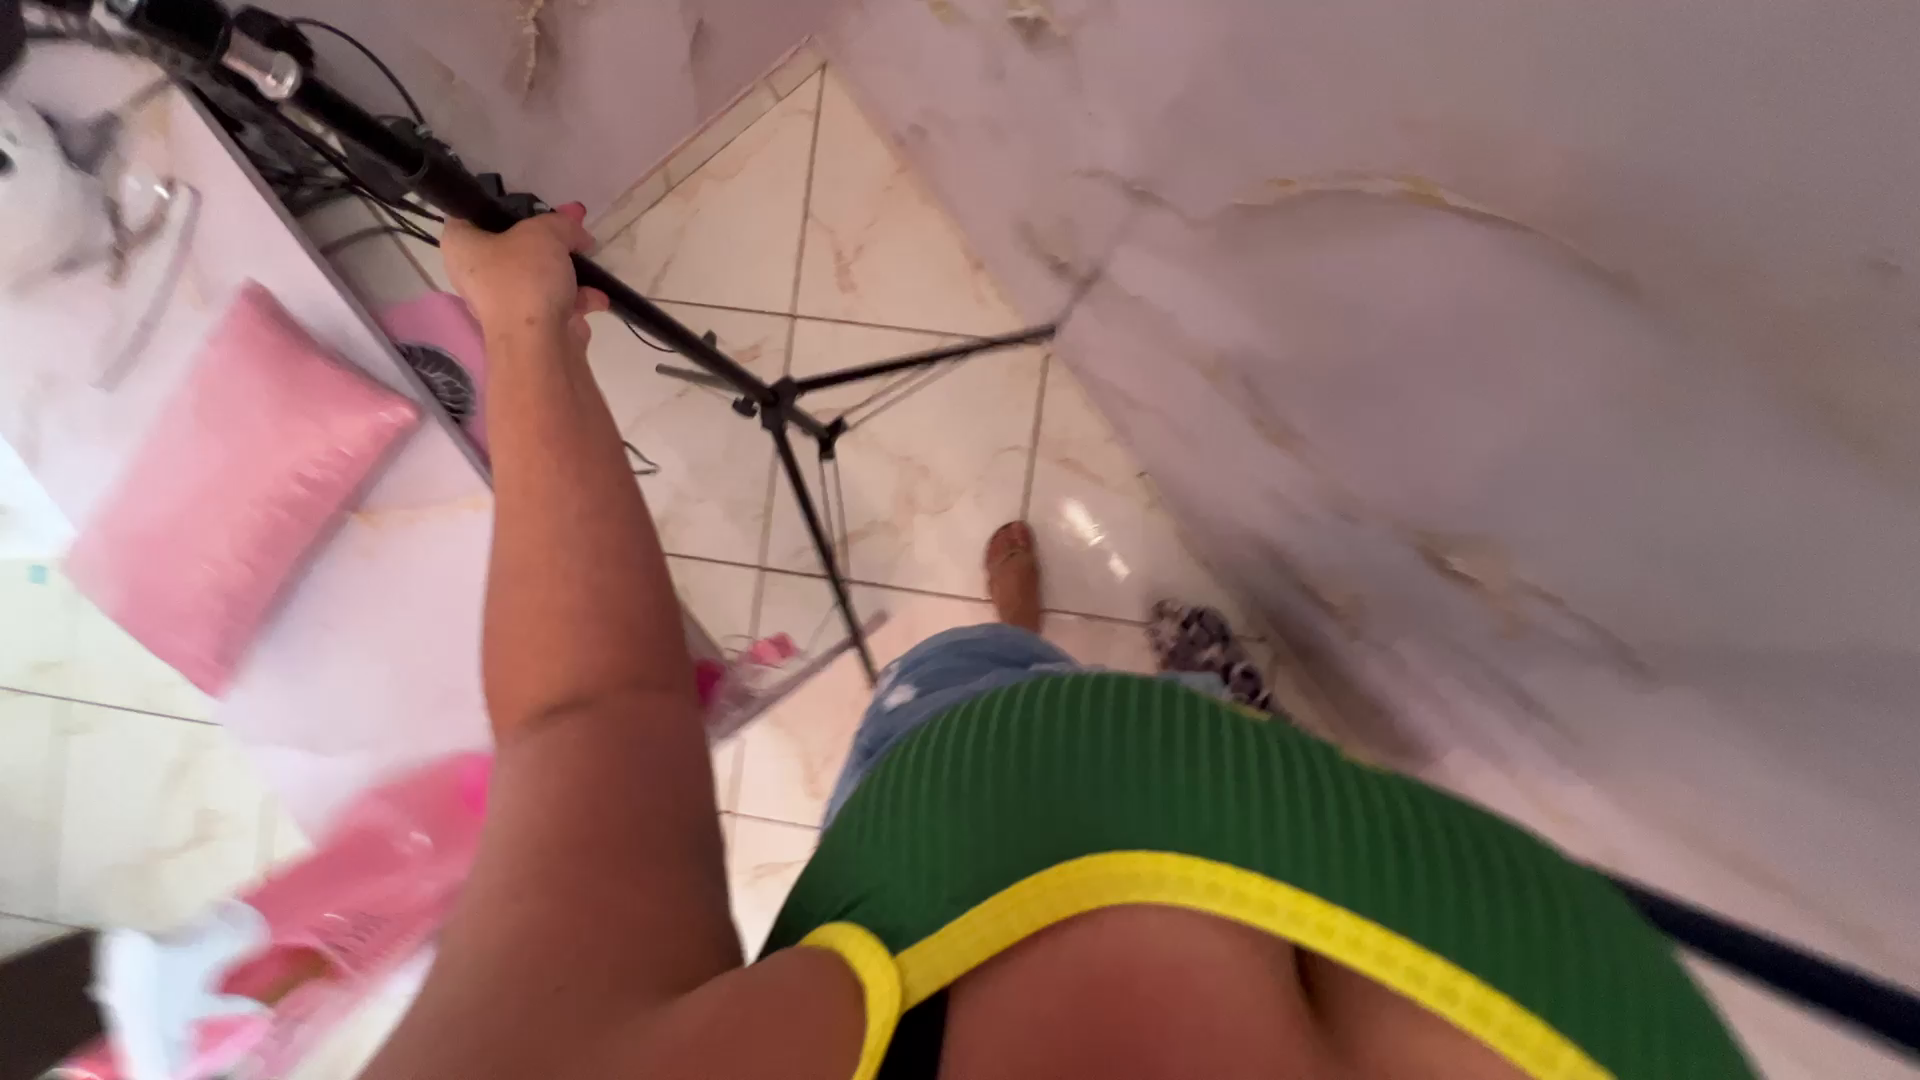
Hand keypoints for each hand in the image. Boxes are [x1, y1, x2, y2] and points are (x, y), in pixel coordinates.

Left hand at [442, 202, 610, 346]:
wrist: (538, 344)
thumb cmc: (525, 278)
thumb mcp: (546, 234)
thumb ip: (563, 224)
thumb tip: (578, 231)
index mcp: (461, 244)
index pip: (479, 213)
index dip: (512, 207)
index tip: (543, 208)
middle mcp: (476, 273)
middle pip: (518, 246)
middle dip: (554, 243)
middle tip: (578, 234)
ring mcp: (504, 302)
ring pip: (540, 276)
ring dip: (571, 273)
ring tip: (592, 270)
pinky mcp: (530, 326)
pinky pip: (555, 303)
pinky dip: (576, 299)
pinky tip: (596, 300)